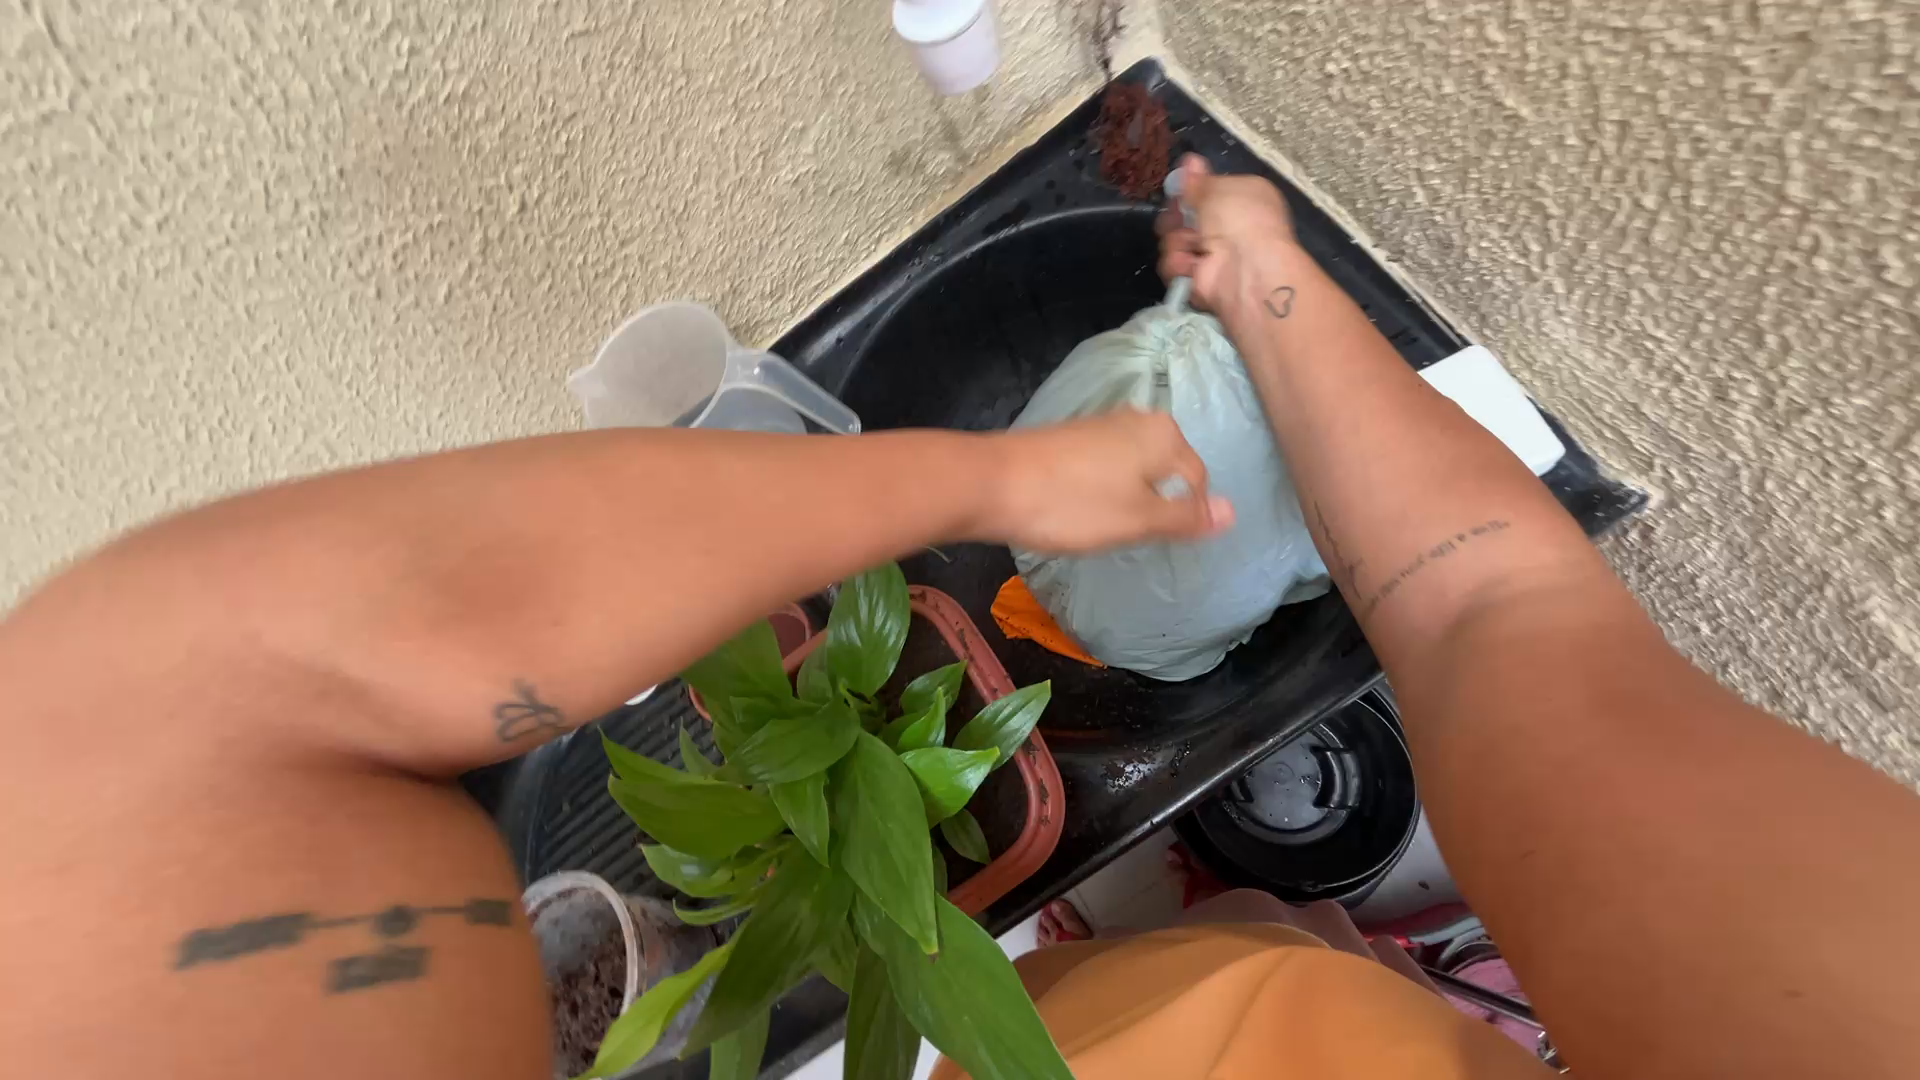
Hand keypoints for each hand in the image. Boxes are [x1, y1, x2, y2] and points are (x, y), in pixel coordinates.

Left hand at [975, 408, 1234, 553]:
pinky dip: (1097, 489)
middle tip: (1127, 534)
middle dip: (1153, 504)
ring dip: (1124, 498)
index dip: (1183, 516)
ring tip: (1100, 524)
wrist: (992, 483)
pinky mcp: (1069, 436)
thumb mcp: (1138, 519)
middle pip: (1164, 471)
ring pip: (1132, 469)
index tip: (1152, 540)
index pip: (1197, 481)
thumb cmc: (1073, 504)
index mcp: (1164, 435)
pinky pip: (1102, 466)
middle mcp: (1137, 419)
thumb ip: (1186, 517)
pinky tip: (1077, 508)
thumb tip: (1235, 512)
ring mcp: (1100, 424)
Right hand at [1156, 154, 1298, 317]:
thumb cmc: (1240, 217)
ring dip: (1178, 241)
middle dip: (1176, 218)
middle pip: (1181, 218)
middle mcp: (1224, 228)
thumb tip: (1189, 160)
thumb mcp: (1219, 188)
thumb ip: (1199, 181)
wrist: (1245, 265)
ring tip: (1194, 244)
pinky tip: (1192, 263)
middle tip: (1180, 218)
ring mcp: (1208, 255)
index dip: (1189, 191)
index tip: (1180, 190)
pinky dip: (1178, 264)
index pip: (1204, 194)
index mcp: (1238, 200)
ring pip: (1172, 241)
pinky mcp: (1194, 279)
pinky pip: (1172, 265)